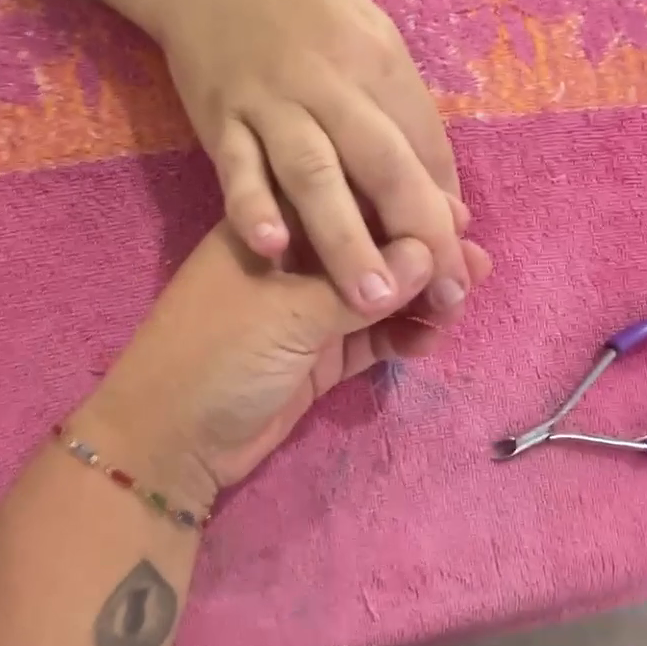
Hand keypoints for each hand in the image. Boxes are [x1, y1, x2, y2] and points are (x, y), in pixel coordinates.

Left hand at [76, 225, 490, 507]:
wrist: (172, 440)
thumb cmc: (216, 356)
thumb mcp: (287, 313)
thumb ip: (359, 285)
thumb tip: (429, 255)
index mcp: (275, 228)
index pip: (352, 204)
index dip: (405, 213)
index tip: (458, 224)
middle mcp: (295, 262)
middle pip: (371, 250)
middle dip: (423, 259)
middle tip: (473, 270)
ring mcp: (307, 312)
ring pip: (377, 296)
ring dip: (419, 301)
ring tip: (460, 307)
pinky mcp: (318, 357)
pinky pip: (370, 339)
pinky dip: (400, 337)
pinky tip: (429, 339)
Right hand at [146, 0, 469, 317]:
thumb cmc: (308, 18)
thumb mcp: (373, 52)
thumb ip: (410, 130)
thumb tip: (450, 210)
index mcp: (380, 67)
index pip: (425, 153)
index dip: (447, 221)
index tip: (461, 279)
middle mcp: (332, 85)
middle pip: (384, 165)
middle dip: (418, 235)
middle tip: (441, 301)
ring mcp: (273, 104)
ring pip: (315, 174)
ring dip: (346, 238)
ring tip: (371, 298)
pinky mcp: (221, 119)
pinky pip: (237, 169)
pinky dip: (252, 208)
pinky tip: (272, 249)